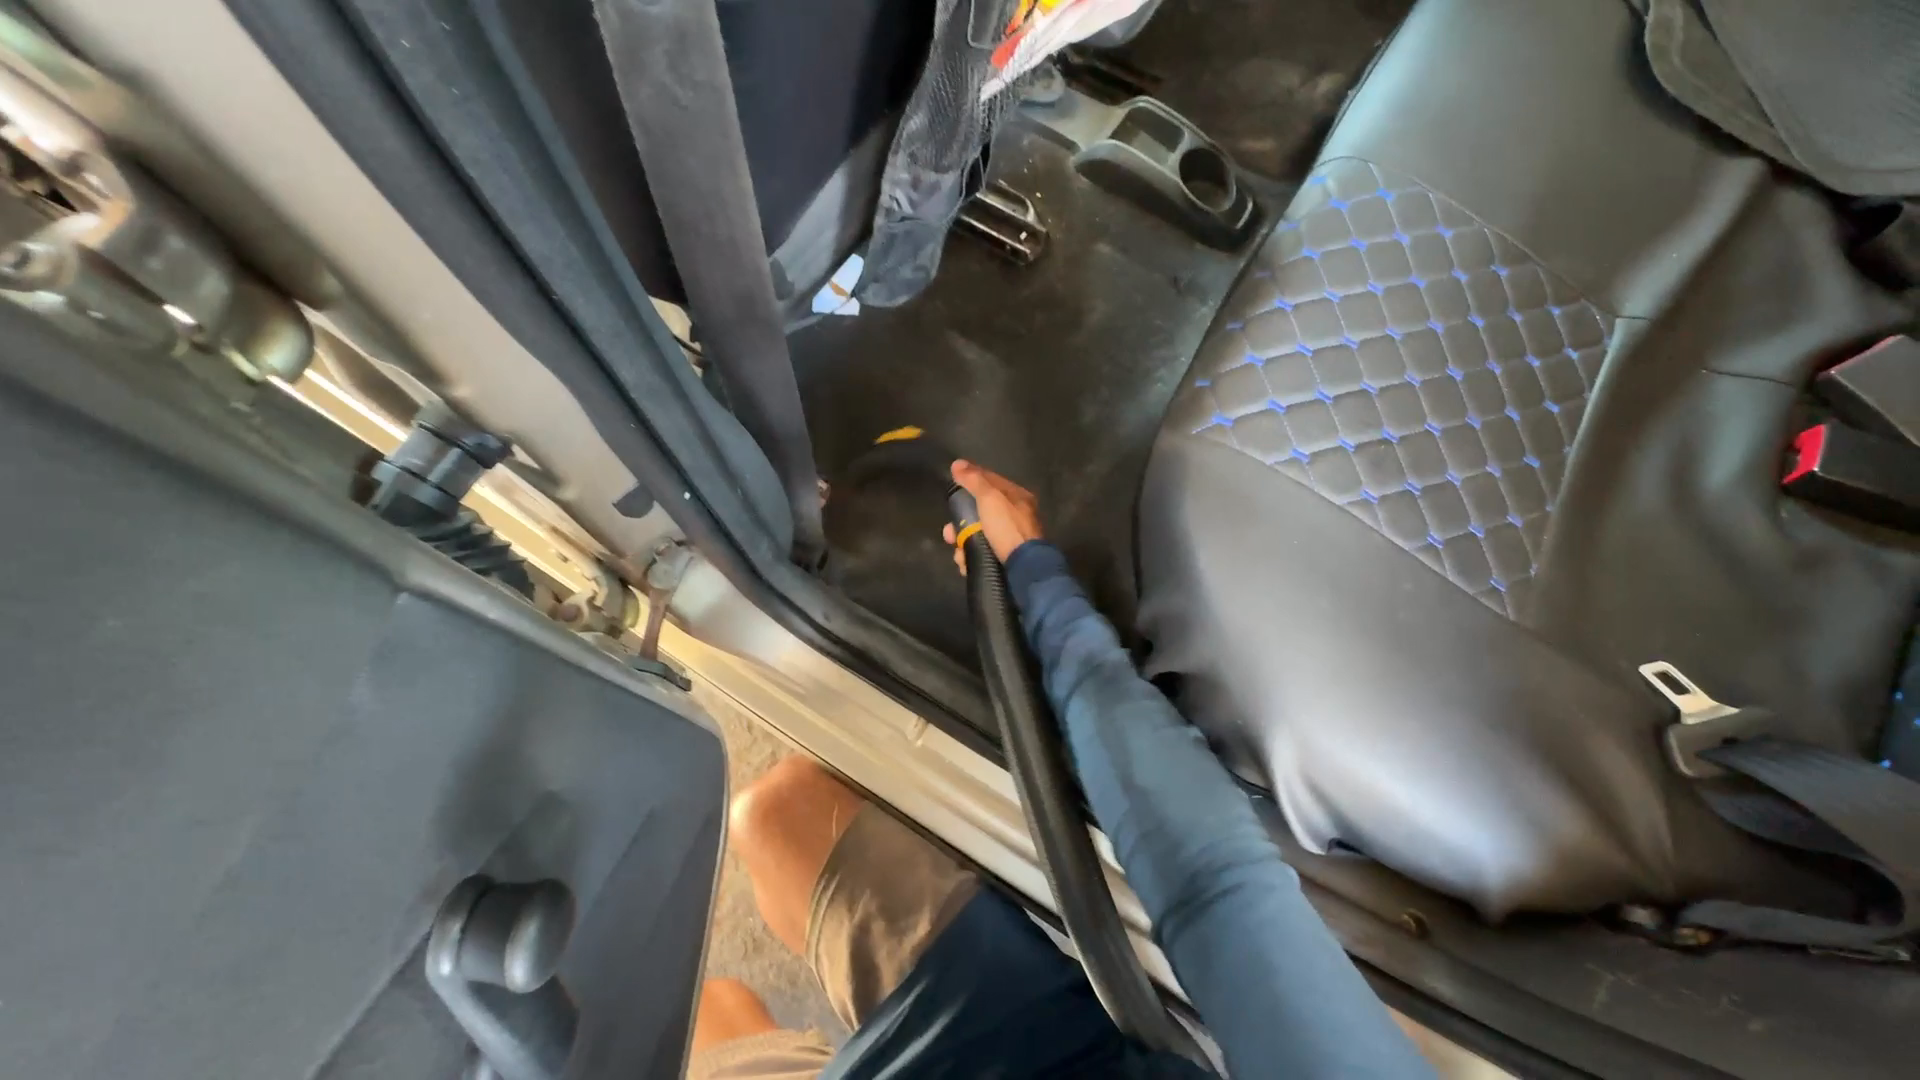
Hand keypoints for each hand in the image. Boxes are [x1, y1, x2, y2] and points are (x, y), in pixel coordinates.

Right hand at [941, 459, 1043, 572]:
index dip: (970, 480)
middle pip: (980, 513)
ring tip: (958, 553)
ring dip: (963, 544)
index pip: (990, 481)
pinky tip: (965, 563)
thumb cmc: (1007, 528)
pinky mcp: (1003, 560)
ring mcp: (1009, 540)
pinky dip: (970, 557)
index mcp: (1017, 498)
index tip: (952, 485)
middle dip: (961, 523)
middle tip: (949, 533)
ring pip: (977, 536)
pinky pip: (982, 553)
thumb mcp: (990, 499)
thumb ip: (974, 480)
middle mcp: (1014, 517)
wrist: (1023, 569)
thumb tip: (957, 464)